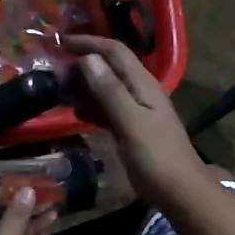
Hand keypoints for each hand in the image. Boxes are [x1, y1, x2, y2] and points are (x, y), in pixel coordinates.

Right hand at [62, 34, 206, 206]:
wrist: (180, 192)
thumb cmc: (157, 158)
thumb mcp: (132, 123)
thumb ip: (110, 92)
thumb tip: (88, 59)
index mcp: (143, 85)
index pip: (114, 51)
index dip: (88, 42)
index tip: (60, 42)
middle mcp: (140, 92)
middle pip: (109, 68)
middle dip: (83, 64)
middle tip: (54, 71)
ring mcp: (137, 112)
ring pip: (107, 89)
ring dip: (84, 86)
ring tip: (59, 89)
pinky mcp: (132, 130)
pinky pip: (108, 110)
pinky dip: (91, 107)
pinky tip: (76, 112)